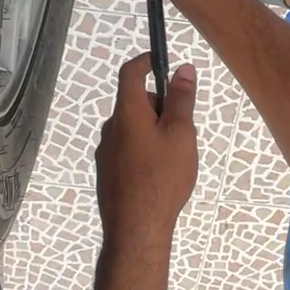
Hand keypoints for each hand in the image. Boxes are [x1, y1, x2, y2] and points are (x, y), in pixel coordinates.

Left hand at [95, 54, 198, 245]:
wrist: (136, 229)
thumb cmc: (162, 177)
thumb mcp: (180, 134)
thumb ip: (181, 100)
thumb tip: (183, 69)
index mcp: (127, 112)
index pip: (130, 72)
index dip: (145, 61)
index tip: (161, 61)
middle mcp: (111, 127)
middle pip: (135, 102)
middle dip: (159, 106)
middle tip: (182, 128)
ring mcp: (106, 152)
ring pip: (133, 128)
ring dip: (152, 130)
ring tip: (174, 157)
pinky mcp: (107, 173)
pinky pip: (128, 149)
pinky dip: (144, 150)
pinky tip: (159, 175)